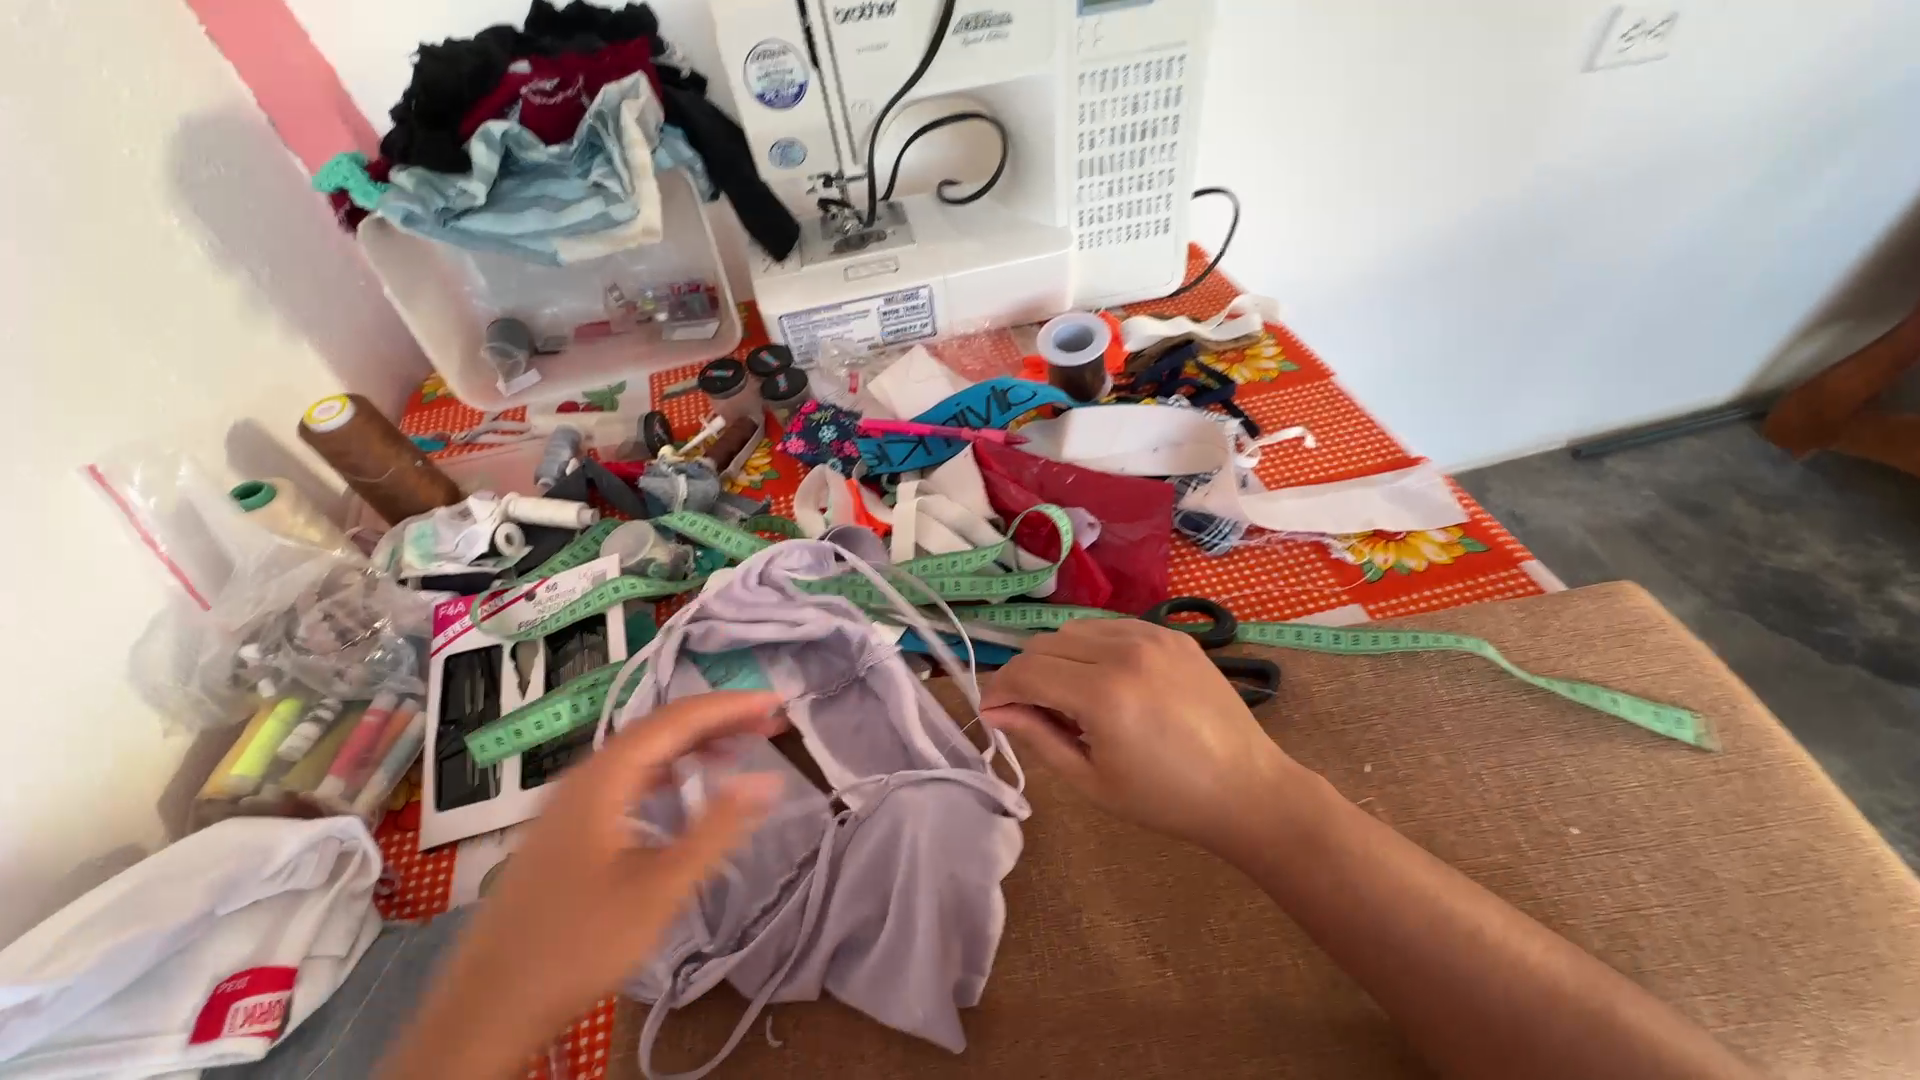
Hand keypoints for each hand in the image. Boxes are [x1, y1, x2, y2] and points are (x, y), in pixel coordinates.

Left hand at [379, 691, 787, 1079]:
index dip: (732, 705)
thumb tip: (770, 779)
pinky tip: (685, 789)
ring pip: (641, 754)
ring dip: (693, 745)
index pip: (678, 719)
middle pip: (659, 729)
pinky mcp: (565, 827)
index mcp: (603, 777)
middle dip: (718, 720)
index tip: (779, 703)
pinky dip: (667, 772)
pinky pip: (626, 779)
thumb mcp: (662, 887)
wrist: (486, 1007)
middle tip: (771, 724)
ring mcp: (568, 801)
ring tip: (741, 749)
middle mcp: (583, 775)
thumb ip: (718, 828)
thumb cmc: (580, 945)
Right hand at [979, 619, 1297, 852]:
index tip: (992, 712)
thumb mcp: (1091, 779)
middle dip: (1025, 674)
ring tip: (1072, 697)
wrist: (1247, 789)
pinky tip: (1105, 680)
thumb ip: (1037, 737)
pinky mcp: (1172, 634)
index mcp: (1104, 695)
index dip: (1000, 690)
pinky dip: (1093, 647)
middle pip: (1045, 643)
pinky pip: (1111, 626)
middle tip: (1032, 713)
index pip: (1026, 671)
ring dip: (1058, 657)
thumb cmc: (1165, 799)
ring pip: (1075, 628)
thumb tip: (995, 711)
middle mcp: (1125, 651)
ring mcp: (1152, 636)